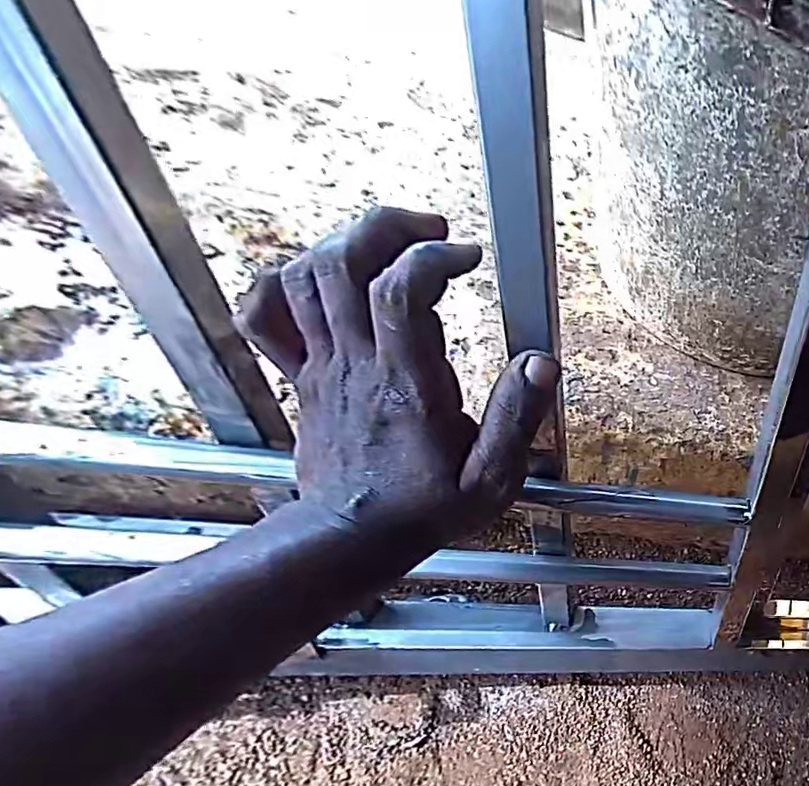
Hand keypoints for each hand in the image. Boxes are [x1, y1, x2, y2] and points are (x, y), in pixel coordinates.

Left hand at [234, 206, 556, 551]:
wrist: (356, 534)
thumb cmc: (429, 506)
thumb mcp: (493, 475)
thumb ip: (516, 416)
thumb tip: (541, 362)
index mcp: (405, 385)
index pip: (403, 294)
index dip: (434, 259)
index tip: (470, 255)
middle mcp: (355, 365)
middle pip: (342, 266)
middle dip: (384, 229)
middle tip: (430, 229)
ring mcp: (321, 368)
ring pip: (304, 278)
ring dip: (345, 243)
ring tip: (392, 241)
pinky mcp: (305, 378)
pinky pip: (268, 314)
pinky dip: (284, 280)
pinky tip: (320, 278)